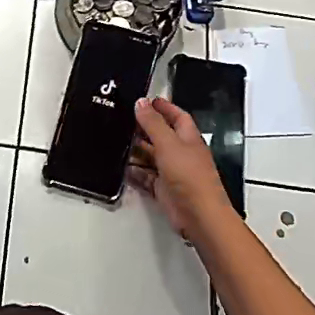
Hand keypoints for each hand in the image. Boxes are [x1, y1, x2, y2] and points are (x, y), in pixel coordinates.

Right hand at [129, 96, 232, 235]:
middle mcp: (181, 153)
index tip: (147, 100)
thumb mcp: (168, 144)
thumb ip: (153, 123)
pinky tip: (123, 168)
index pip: (177, 117)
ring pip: (151, 156)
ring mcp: (172, 171)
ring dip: (135, 151)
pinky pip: (145, 177)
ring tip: (117, 142)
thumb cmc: (190, 177)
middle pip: (161, 136)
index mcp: (188, 139)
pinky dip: (135, 172)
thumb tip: (141, 103)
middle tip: (124, 120)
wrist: (197, 214)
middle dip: (144, 128)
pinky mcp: (163, 188)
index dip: (164, 107)